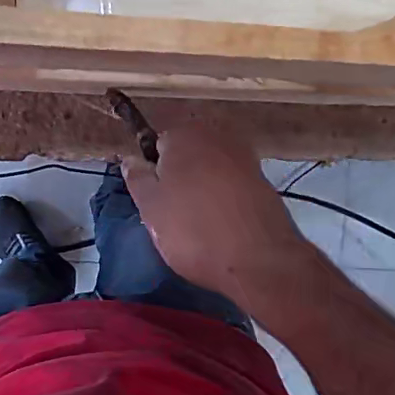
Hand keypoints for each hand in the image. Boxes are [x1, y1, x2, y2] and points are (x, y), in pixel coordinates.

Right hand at [121, 127, 319, 305]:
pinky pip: (232, 188)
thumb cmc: (193, 230)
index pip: (158, 144)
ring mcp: (245, 158)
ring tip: (196, 226)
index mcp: (185, 135)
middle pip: (187, 155)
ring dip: (202, 191)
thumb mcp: (150, 207)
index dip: (153, 172)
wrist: (258, 260)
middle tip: (171, 216)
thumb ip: (137, 178)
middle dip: (178, 179)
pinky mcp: (264, 183)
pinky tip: (221, 227)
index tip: (152, 200)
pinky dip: (224, 202)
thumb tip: (130, 158)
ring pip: (210, 172)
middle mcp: (218, 136)